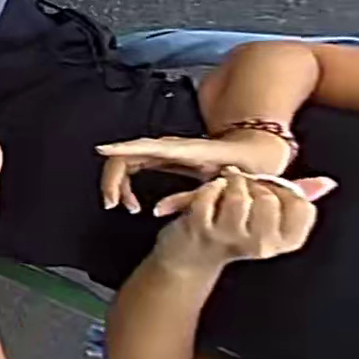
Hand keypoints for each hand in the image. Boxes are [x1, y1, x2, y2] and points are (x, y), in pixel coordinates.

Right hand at [95, 131, 293, 213]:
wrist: (257, 151)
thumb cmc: (246, 167)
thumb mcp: (226, 188)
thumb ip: (191, 199)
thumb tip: (157, 211)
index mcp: (182, 150)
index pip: (141, 147)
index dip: (120, 148)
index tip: (101, 151)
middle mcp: (166, 147)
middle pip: (124, 157)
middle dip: (112, 180)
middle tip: (112, 204)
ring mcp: (162, 151)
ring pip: (125, 162)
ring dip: (117, 183)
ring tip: (125, 206)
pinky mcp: (160, 156)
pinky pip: (132, 165)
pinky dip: (125, 183)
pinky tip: (131, 200)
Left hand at [151, 169, 334, 272]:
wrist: (191, 257)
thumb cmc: (231, 233)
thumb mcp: (266, 221)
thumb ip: (295, 200)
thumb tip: (326, 182)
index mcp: (287, 241)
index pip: (302, 206)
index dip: (283, 187)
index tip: (266, 183)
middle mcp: (263, 243)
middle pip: (268, 198)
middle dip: (254, 181)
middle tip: (242, 178)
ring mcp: (231, 237)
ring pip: (239, 197)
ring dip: (231, 182)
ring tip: (226, 180)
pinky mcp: (201, 229)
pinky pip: (209, 197)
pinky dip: (209, 186)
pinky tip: (211, 187)